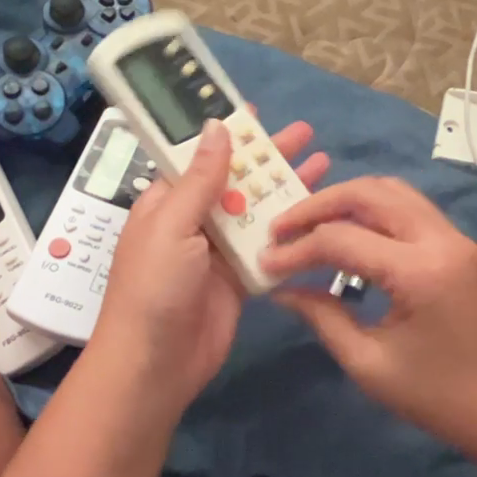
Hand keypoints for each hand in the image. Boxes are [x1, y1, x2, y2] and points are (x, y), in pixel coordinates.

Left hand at [85, 117, 329, 410]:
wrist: (155, 364)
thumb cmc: (154, 287)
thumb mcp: (172, 225)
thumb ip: (199, 179)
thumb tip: (216, 127)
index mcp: (166, 202)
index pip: (198, 156)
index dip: (226, 134)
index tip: (256, 112)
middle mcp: (193, 221)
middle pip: (235, 180)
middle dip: (267, 156)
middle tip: (305, 133)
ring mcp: (218, 252)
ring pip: (257, 211)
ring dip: (286, 189)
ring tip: (323, 163)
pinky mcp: (239, 280)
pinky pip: (269, 247)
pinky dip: (292, 231)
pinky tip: (321, 215)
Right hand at [259, 177, 476, 454]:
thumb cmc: (437, 398)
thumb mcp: (369, 364)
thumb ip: (323, 318)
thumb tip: (282, 289)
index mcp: (419, 272)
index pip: (342, 239)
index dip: (297, 249)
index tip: (266, 264)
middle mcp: (439, 240)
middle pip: (368, 193)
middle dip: (317, 206)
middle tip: (281, 227)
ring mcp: (453, 238)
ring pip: (391, 190)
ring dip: (345, 200)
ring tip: (308, 225)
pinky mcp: (457, 245)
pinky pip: (408, 207)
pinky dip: (371, 209)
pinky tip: (346, 231)